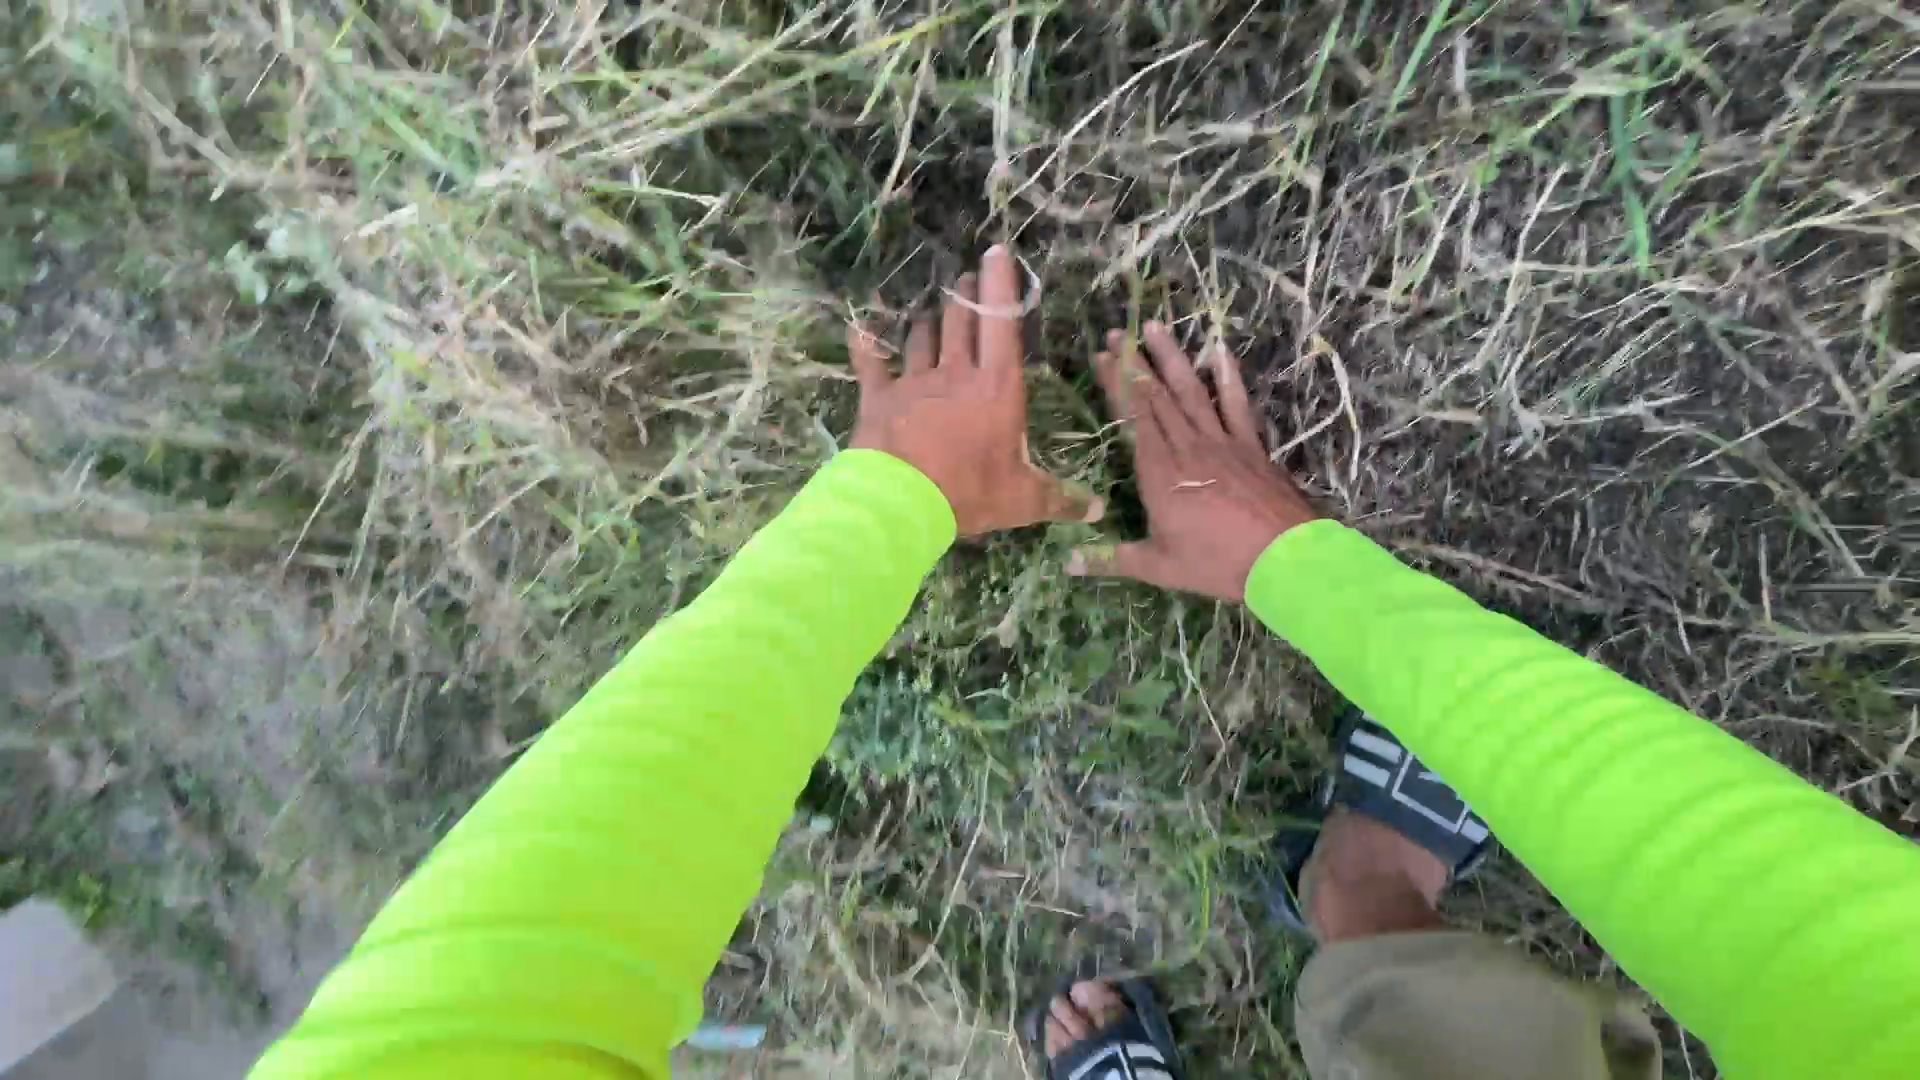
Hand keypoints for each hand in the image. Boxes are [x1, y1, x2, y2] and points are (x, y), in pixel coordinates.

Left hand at [848, 245, 1101, 535]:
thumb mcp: (1022, 500)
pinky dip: (865, 346)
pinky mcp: (878, 396)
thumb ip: (1059, 498)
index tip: (996, 252)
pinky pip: (870, 362)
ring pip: (921, 337)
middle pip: (961, 320)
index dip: (1000, 284)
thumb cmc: (969, 493)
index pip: (1001, 322)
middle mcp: (955, 372)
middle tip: (965, 277)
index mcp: (996, 387)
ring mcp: (913, 381)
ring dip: (927, 321)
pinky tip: (859, 329)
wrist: (900, 501)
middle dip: (965, 294)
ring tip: (930, 311)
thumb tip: (1097, 511)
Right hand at [1068, 322, 1317, 600]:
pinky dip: (1228, 378)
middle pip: (1158, 397)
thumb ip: (1112, 560)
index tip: (1101, 357)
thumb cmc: (1217, 564)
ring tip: (1156, 328)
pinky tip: (1220, 353)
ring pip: (1192, 391)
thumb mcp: (1159, 567)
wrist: (1285, 559)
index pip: (1133, 417)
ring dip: (1172, 358)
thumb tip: (1068, 564)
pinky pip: (1237, 405)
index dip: (1116, 385)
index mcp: (1160, 473)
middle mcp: (1188, 447)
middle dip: (1135, 363)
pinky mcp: (1251, 446)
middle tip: (1117, 333)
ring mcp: (1222, 442)